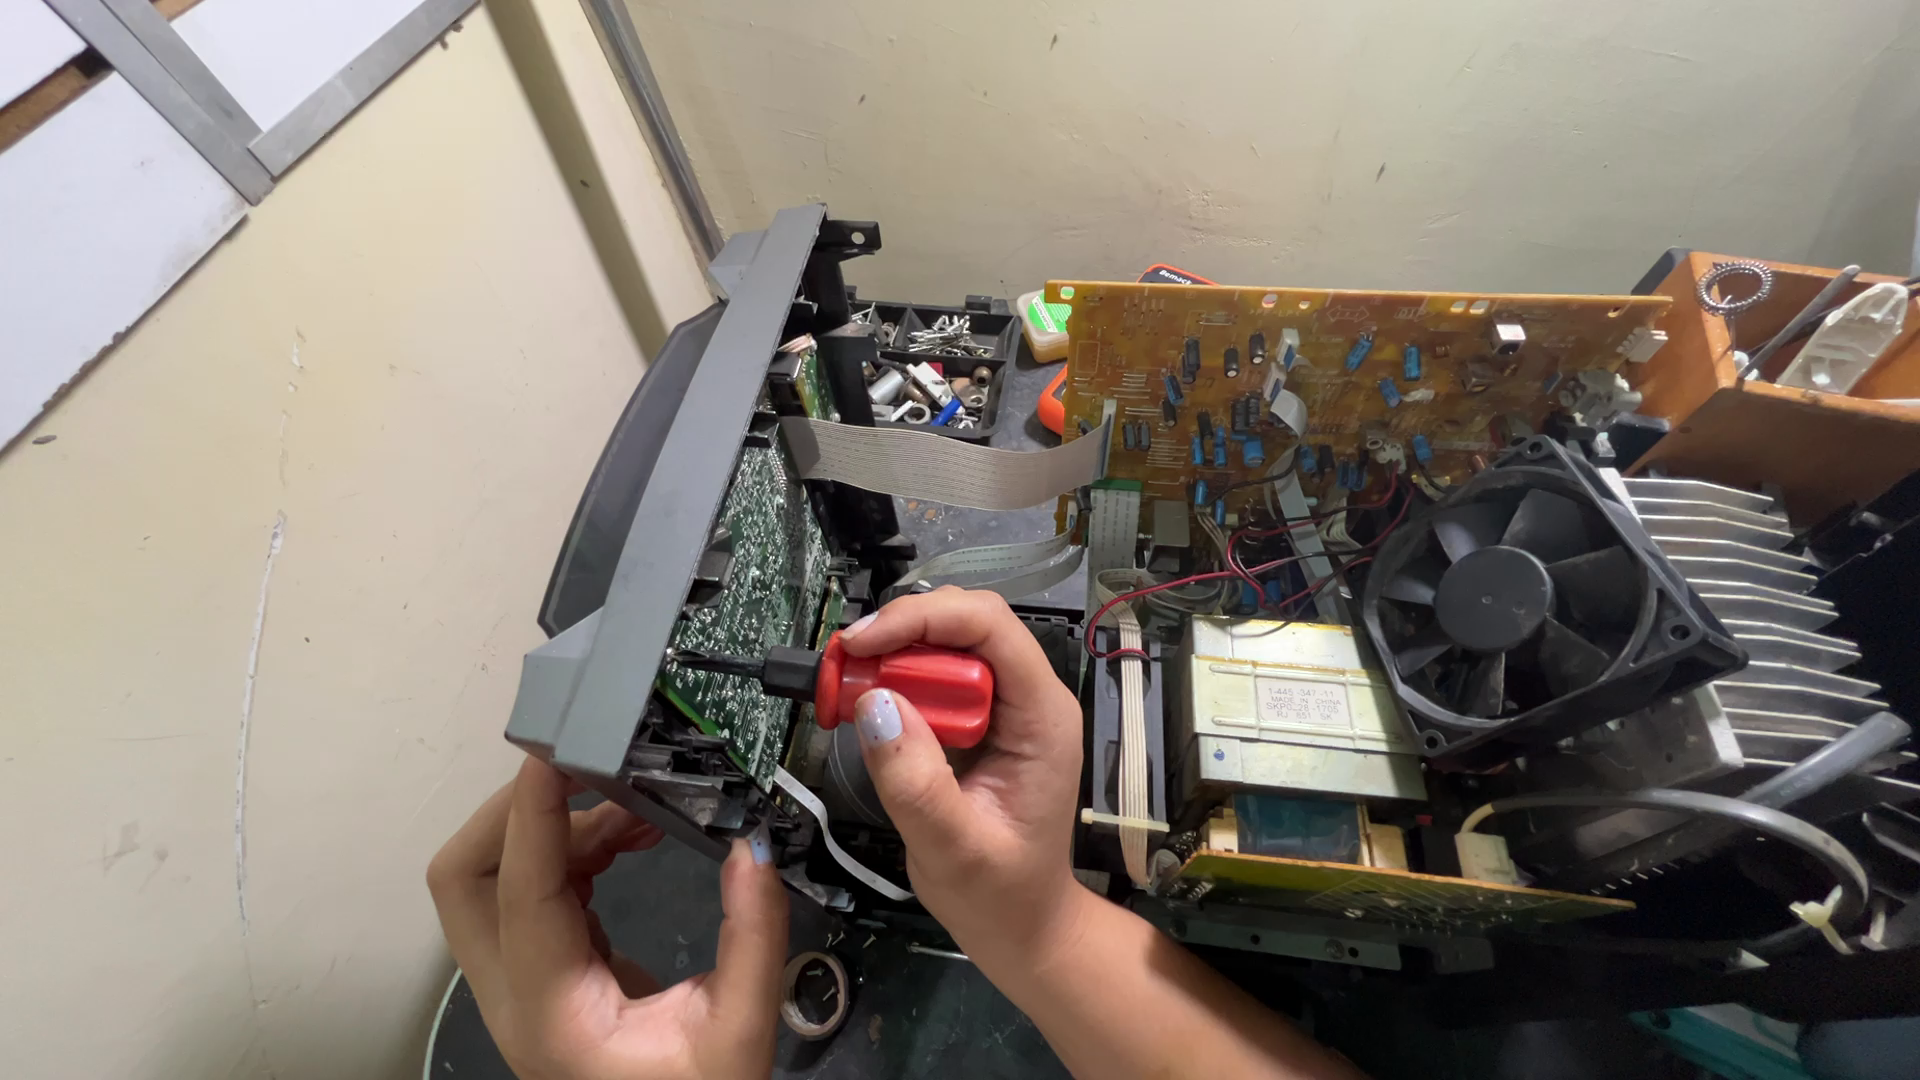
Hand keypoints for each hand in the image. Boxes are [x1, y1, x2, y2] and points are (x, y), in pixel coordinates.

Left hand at [427, 758, 788, 1079]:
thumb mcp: (742, 1027)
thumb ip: (754, 934)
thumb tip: (751, 844)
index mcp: (552, 1010)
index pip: (519, 891)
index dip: (534, 812)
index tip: (561, 747)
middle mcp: (515, 991)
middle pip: (464, 879)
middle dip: (516, 808)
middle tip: (591, 765)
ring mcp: (522, 979)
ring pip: (497, 875)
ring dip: (560, 820)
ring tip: (644, 800)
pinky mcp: (547, 966)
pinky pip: (540, 884)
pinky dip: (580, 842)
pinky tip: (639, 831)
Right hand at [837, 586, 1088, 971]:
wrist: (1021, 921)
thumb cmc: (999, 894)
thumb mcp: (953, 849)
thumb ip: (917, 783)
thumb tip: (874, 702)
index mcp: (1042, 714)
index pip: (991, 627)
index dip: (924, 618)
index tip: (861, 644)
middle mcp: (1030, 694)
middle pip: (970, 621)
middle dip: (905, 629)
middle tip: (845, 662)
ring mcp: (1008, 702)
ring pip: (952, 638)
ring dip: (897, 647)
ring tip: (850, 676)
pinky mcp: (983, 714)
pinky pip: (940, 669)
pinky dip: (899, 670)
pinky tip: (870, 693)